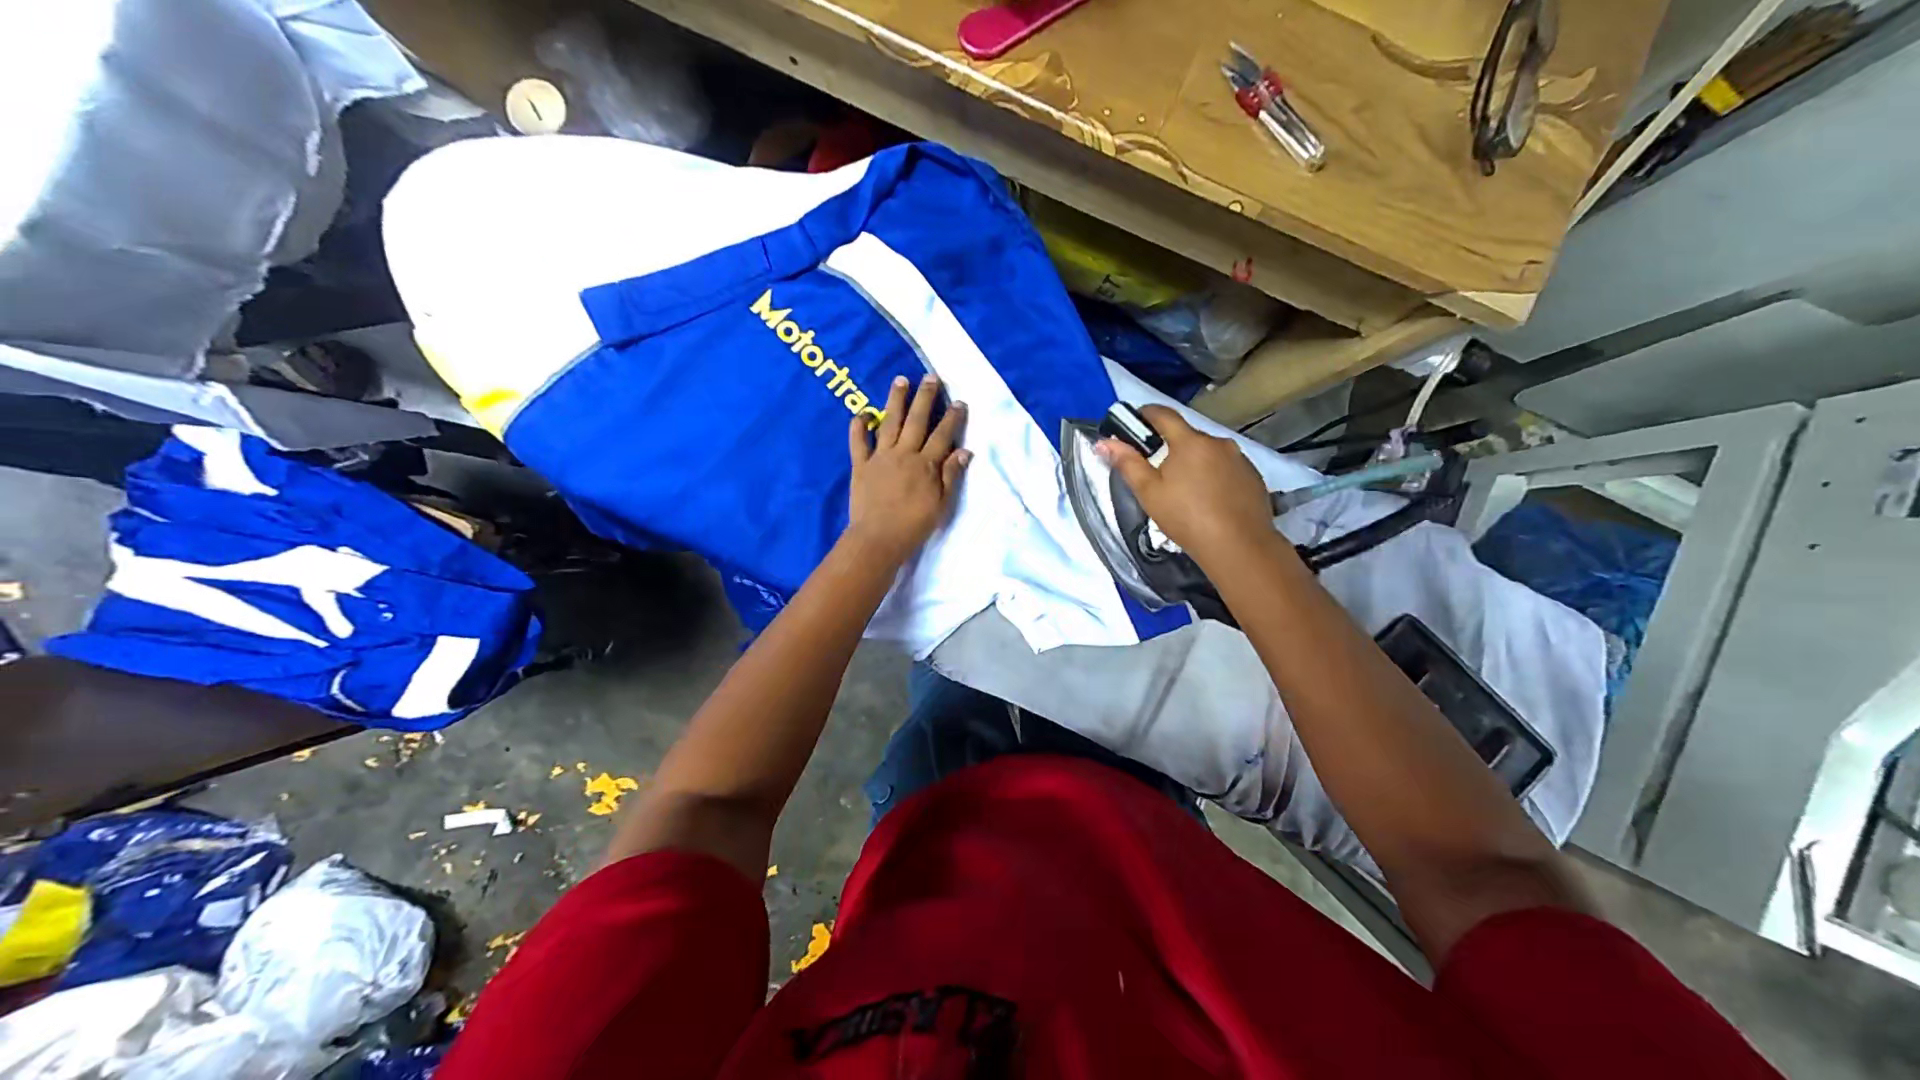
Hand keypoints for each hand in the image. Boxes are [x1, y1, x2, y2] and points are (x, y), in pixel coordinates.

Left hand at [845, 373, 969, 562]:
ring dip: (896, 401)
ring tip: (900, 380)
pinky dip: (859, 426)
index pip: (943, 435)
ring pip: (890, 423)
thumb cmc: (914, 525)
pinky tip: (862, 413)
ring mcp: (880, 457)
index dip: (952, 417)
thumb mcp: (941, 504)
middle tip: (931, 377)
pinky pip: (858, 442)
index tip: (959, 401)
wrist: (878, 539)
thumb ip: (951, 476)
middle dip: (925, 397)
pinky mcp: (861, 466)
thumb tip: (964, 451)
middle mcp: (904, 454)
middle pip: (917, 420)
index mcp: (926, 464)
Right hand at [1096, 405, 1279, 568]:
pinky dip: (1215, 476)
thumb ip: (1127, 463)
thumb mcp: (1149, 493)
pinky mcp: (1254, 476)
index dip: (1146, 414)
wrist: (1239, 546)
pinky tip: (1210, 500)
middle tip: (1158, 471)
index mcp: (1189, 442)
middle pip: (1188, 436)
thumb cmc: (1187, 518)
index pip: (1164, 414)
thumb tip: (1104, 442)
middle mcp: (1218, 442)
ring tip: (1186, 490)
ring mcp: (1240, 458)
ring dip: (1195, 462)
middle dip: (1171, 446)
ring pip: (1209, 453)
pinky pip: (1227, 468)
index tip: (1135, 421)